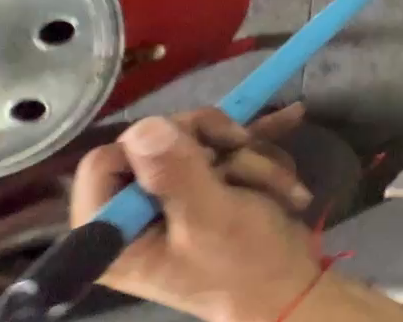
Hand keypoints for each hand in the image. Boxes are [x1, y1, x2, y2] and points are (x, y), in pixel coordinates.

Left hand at [70, 105, 325, 321]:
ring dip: (254, 157)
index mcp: (111, 226)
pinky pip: (233, 148)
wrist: (288, 283)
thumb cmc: (244, 262)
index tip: (206, 153)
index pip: (110, 159)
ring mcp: (176, 196)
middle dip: (222, 146)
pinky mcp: (210, 186)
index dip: (158, 145)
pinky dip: (263, 147)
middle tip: (247, 152)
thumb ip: (178, 176)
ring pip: (210, 143)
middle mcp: (135, 208)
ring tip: (278, 186)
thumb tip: (145, 127)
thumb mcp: (211, 219)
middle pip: (168, 141)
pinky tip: (292, 118)